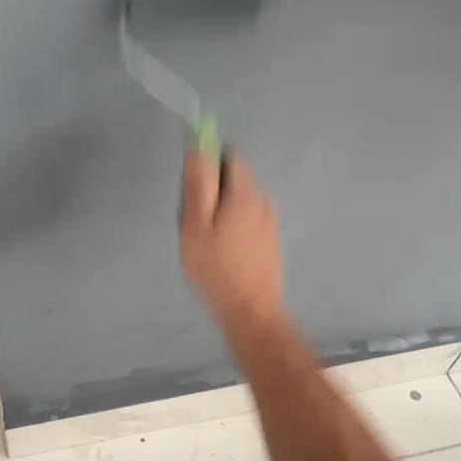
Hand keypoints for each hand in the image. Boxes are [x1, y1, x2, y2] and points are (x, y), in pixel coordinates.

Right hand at [180, 149, 284, 330]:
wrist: (251, 312)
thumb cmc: (216, 269)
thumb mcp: (195, 225)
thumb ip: (197, 184)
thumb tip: (198, 148)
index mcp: (244, 192)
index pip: (228, 155)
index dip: (207, 162)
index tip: (191, 185)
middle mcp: (262, 199)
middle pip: (234, 176)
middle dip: (213, 187)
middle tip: (193, 218)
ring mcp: (270, 219)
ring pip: (240, 197)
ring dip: (222, 206)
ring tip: (206, 237)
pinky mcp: (270, 237)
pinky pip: (247, 215)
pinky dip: (232, 221)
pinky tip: (222, 248)